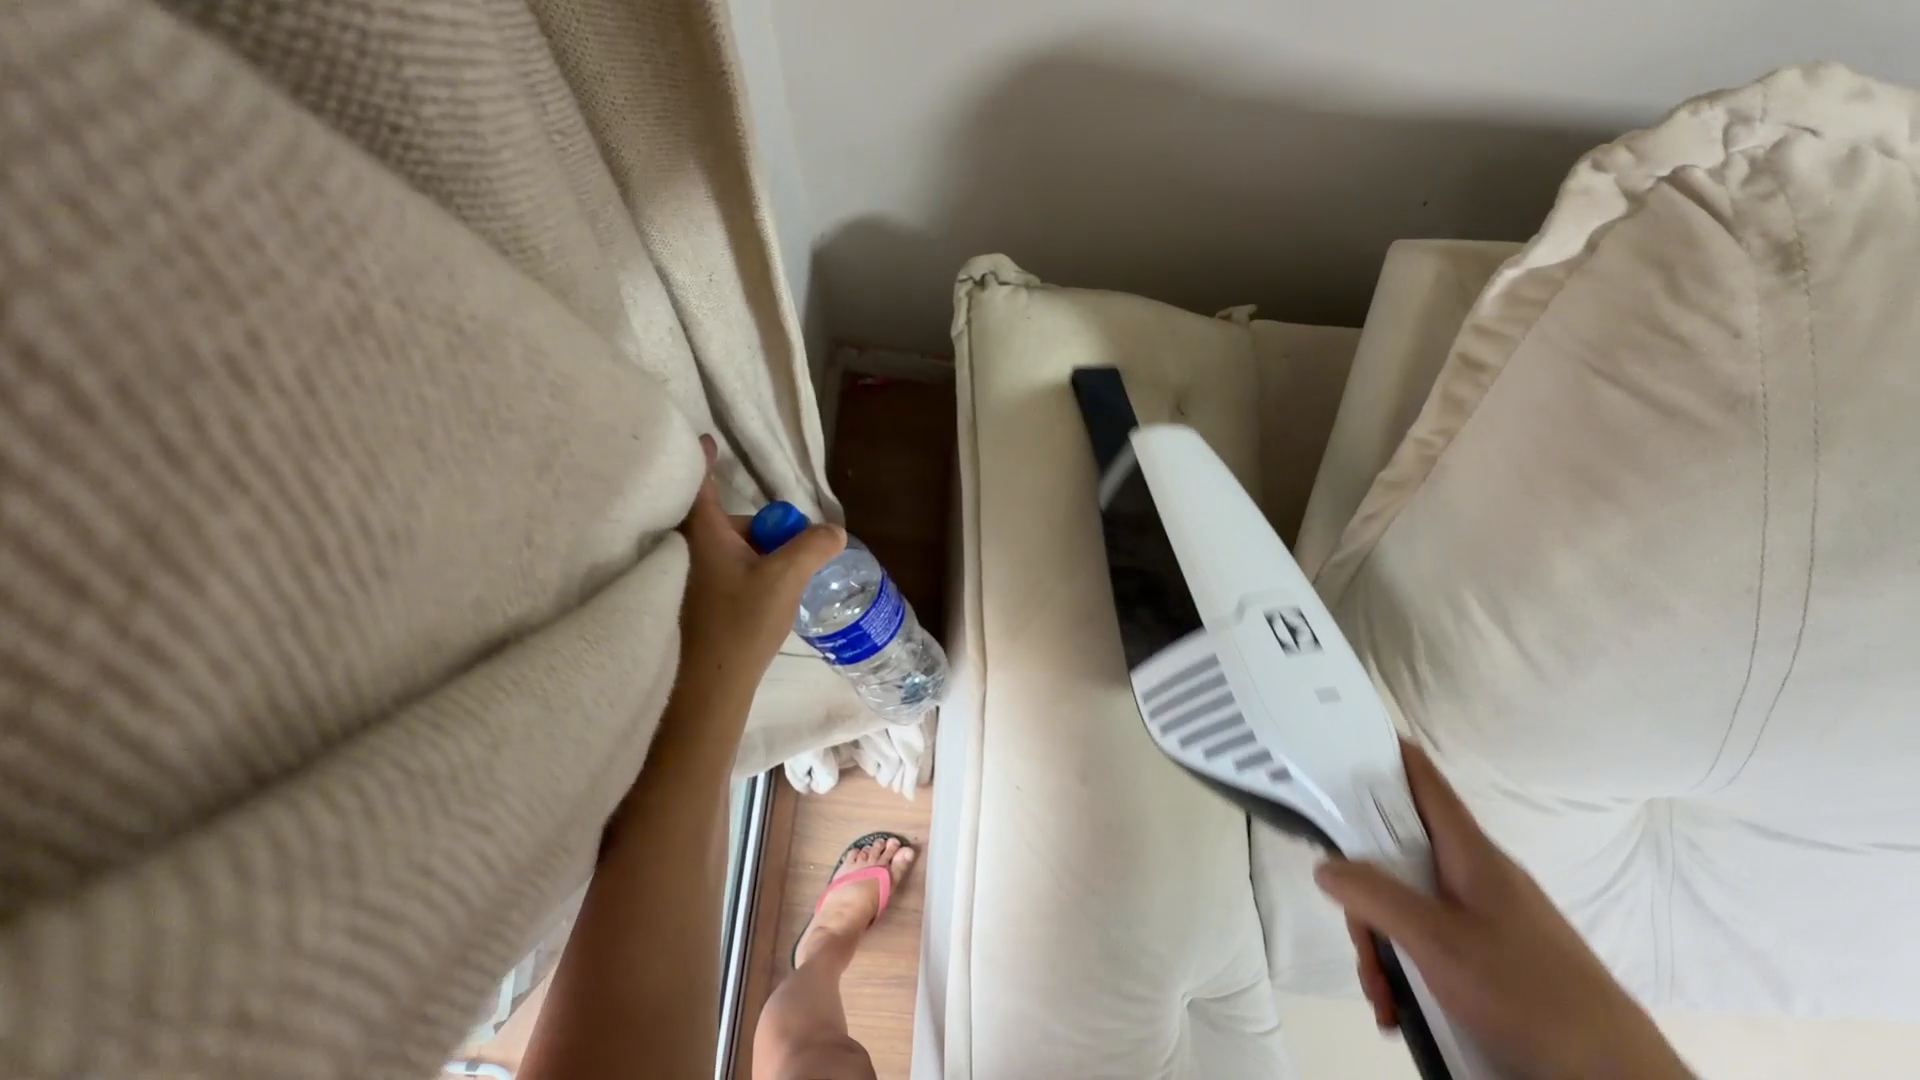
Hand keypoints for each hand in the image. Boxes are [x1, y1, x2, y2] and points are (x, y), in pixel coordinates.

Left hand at [673, 435, 844, 709]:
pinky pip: (732, 573)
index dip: (703, 461)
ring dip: (762, 559)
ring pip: (737, 551)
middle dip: (766, 533)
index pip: (700, 486)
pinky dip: (752, 576)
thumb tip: (834, 531)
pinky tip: (768, 601)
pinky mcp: (702, 603)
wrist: (715, 683)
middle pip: (733, 522)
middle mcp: (693, 551)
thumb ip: (812, 547)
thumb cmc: (742, 622)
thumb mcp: (785, 577)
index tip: (707, 441)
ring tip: (785, 587)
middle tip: (793, 556)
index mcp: (705, 535)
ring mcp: (694, 579)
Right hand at [1314, 744, 1692, 1079]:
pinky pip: (1431, 944)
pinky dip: (1408, 972)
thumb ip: (1374, 897)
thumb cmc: (1523, 989)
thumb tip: (1325, 865)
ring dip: (1384, 951)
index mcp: (1469, 853)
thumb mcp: (1435, 940)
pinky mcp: (1492, 954)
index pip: (1423, 782)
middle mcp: (1475, 875)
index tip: (1344, 742)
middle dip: (1367, 903)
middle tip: (1362, 950)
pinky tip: (1404, 1012)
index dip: (1387, 755)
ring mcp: (1485, 916)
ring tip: (1385, 1000)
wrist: (1610, 1071)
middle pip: (1398, 859)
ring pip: (1409, 908)